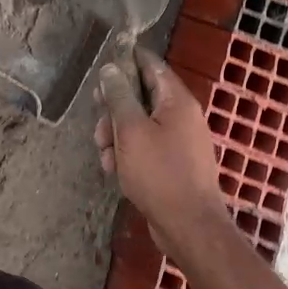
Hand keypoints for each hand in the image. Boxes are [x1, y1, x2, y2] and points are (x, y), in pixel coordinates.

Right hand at [94, 47, 229, 255]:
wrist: (190, 229)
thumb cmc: (159, 173)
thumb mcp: (131, 130)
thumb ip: (119, 95)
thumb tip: (111, 68)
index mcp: (177, 100)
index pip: (150, 64)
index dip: (126, 59)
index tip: (102, 65)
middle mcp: (182, 116)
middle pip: (141, 95)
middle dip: (114, 107)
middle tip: (97, 120)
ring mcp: (180, 141)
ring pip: (140, 123)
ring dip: (117, 133)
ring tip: (103, 152)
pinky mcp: (174, 164)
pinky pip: (146, 146)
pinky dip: (128, 153)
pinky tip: (114, 169)